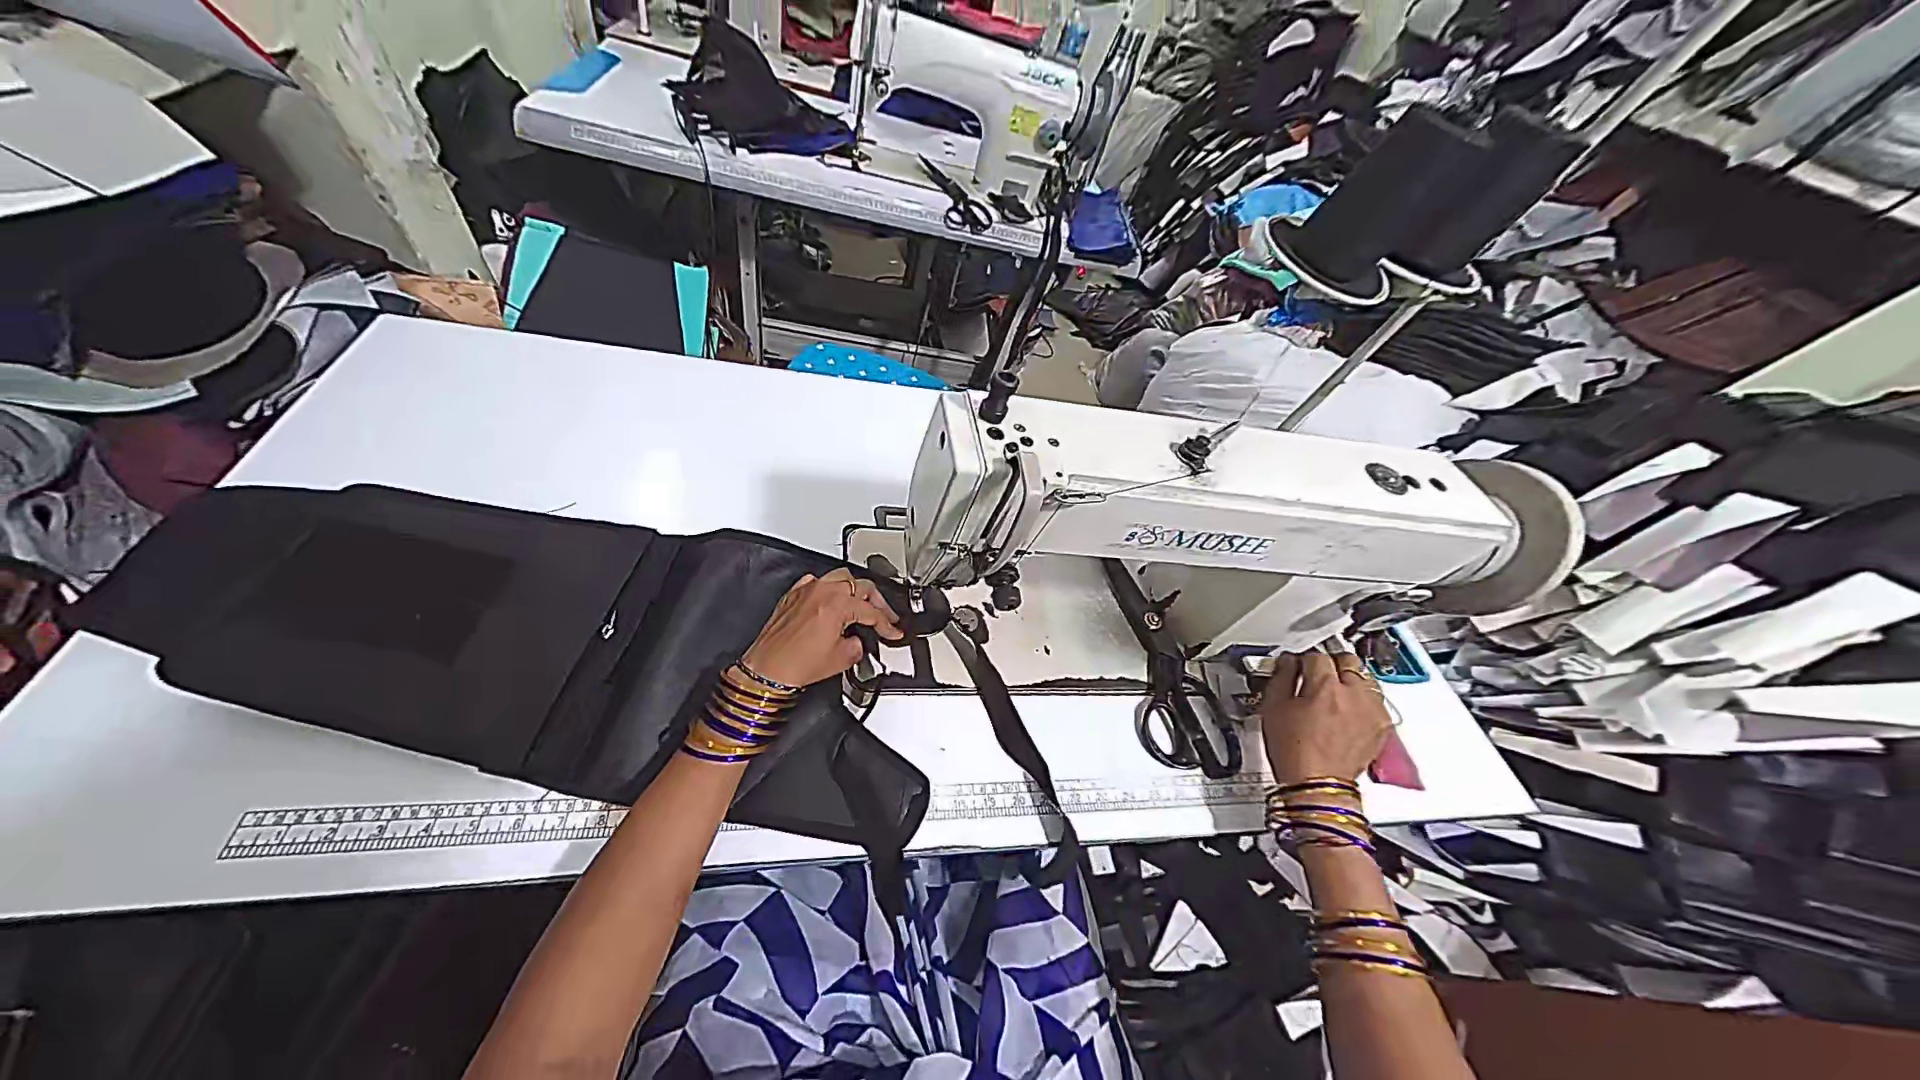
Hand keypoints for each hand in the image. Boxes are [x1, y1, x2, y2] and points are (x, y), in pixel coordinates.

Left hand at [740, 568, 900, 688]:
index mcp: (837, 605)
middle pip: (861, 586)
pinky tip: (833, 599)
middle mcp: (822, 591)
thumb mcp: (841, 659)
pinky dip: (830, 588)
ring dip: (855, 589)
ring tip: (863, 603)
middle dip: (877, 602)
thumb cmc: (795, 664)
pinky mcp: (794, 595)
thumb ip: (858, 645)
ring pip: (841, 577)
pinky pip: (817, 582)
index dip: (887, 624)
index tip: (892, 631)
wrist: (767, 671)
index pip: (872, 610)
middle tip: (885, 616)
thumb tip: (859, 641)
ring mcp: (806, 590)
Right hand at [1260, 651, 1391, 785]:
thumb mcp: (1273, 708)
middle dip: (1330, 664)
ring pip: (1365, 678)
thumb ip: (1280, 677)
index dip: (1302, 660)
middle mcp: (1355, 695)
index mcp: (1325, 687)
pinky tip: (1347, 709)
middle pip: (1347, 660)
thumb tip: (1287, 663)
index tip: (1297, 666)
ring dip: (1349, 680)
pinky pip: (1375, 700)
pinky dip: (1362, 700)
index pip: (1316, 656)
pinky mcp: (1383, 725)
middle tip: (1317, 675)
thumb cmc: (1293, 751)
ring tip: (1334, 693)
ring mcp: (1372, 710)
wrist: (1317, 783)